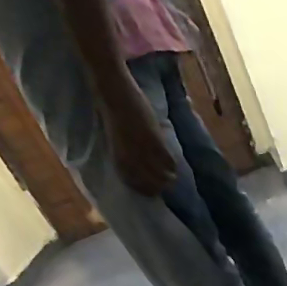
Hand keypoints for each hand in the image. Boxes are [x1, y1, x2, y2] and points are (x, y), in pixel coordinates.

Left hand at [100, 78, 178, 195]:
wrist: (115, 94)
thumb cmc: (112, 115)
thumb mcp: (117, 144)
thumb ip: (127, 157)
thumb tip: (141, 168)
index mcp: (119, 163)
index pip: (138, 188)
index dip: (149, 190)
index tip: (155, 189)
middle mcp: (132, 163)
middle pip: (153, 186)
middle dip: (161, 186)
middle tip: (167, 181)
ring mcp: (144, 154)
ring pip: (164, 176)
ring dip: (170, 177)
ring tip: (172, 175)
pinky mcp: (155, 143)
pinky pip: (169, 161)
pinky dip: (173, 164)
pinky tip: (174, 164)